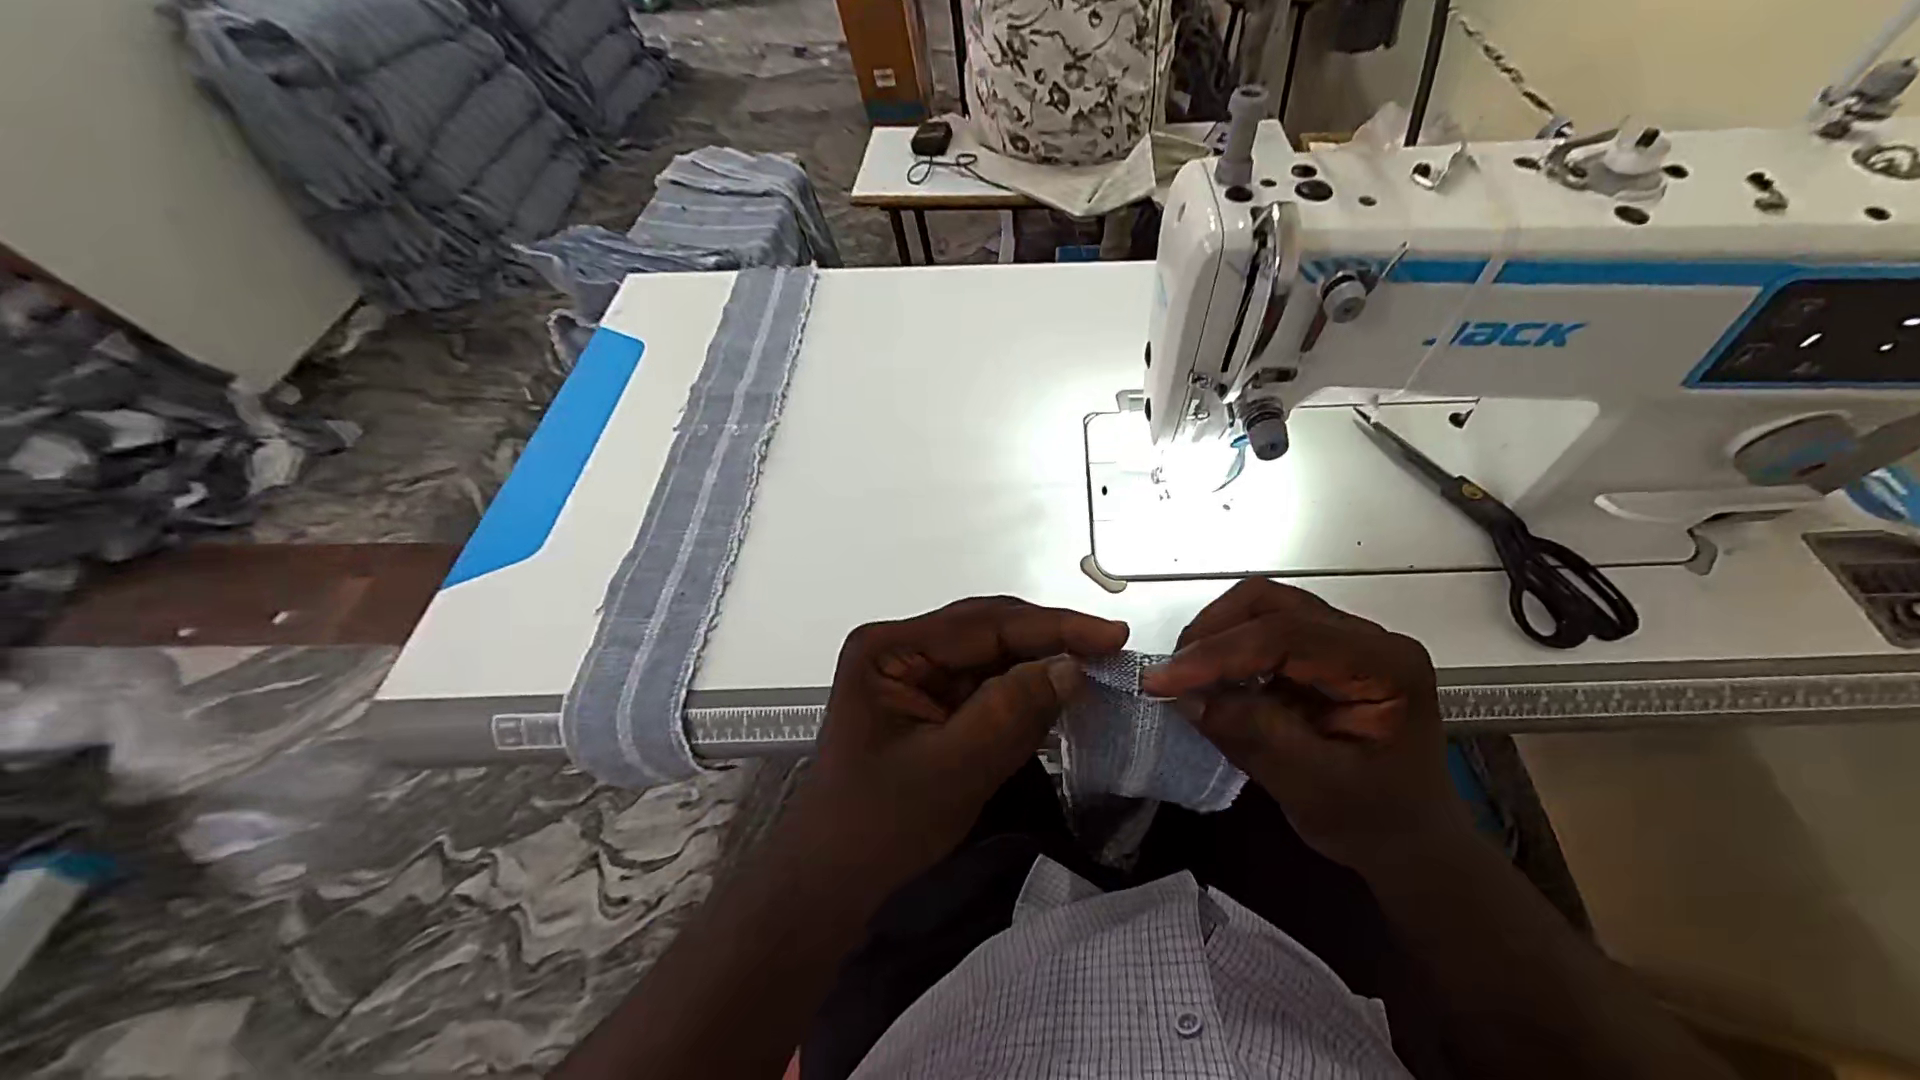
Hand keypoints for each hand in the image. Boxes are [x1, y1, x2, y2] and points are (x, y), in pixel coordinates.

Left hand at [791, 596, 1128, 885]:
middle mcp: (902, 650)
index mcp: (889, 649)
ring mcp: (917, 676)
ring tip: (1096, 671)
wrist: (832, 880)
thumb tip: (1072, 668)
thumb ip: (1013, 712)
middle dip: (1049, 642)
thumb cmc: (876, 825)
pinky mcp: (933, 703)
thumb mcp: (952, 767)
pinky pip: (989, 686)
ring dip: (1041, 666)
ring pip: (994, 657)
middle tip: (1111, 651)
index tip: (1110, 634)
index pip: (983, 624)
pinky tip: (1059, 698)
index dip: (1053, 627)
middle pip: (989, 632)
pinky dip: (1026, 693)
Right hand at [1141, 579, 1470, 870]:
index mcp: (1384, 667)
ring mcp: (1341, 640)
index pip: (1287, 637)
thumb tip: (1188, 697)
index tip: (1164, 681)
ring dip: (1214, 636)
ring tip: (1184, 677)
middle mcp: (1366, 639)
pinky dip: (1224, 649)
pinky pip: (1260, 630)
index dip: (1218, 654)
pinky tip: (1208, 680)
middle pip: (1271, 604)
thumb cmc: (1376, 821)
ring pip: (1261, 608)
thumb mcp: (1313, 787)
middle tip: (1171, 675)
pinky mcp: (1316, 652)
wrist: (1408, 843)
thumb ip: (1254, 734)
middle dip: (1211, 633)